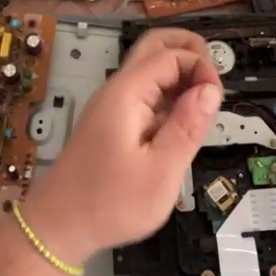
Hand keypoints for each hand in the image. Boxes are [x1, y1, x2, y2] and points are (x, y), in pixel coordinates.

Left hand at [21, 29, 222, 265]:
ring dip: (179, 76)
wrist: (58, 227)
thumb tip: (211, 89)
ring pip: (150, 70)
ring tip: (202, 108)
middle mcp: (118, 90)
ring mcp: (113, 105)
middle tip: (214, 80)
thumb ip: (187, 127)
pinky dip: (168, 98)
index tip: (216, 99)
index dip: (200, 67)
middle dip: (189, 52)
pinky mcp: (112, 122)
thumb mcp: (160, 173)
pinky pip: (145, 95)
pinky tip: (181, 125)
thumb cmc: (109, 204)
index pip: (171, 54)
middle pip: (155, 47)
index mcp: (127, 93)